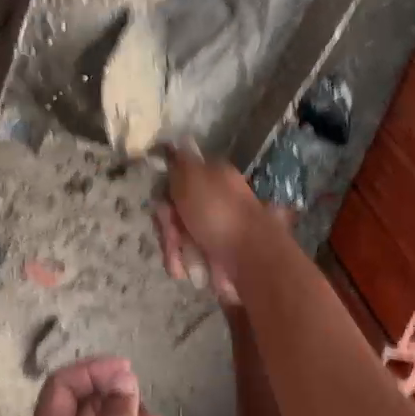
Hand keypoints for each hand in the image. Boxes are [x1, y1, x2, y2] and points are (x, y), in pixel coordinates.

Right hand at [157, 144, 266, 281]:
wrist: (250, 258)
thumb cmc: (219, 214)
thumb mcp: (192, 178)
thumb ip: (179, 163)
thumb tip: (176, 144)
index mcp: (213, 176)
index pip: (176, 181)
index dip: (165, 196)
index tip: (164, 208)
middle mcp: (215, 199)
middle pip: (175, 211)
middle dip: (169, 228)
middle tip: (173, 236)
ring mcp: (217, 228)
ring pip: (180, 236)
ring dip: (176, 250)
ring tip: (182, 263)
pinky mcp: (218, 254)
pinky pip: (190, 257)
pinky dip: (186, 264)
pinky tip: (188, 272)